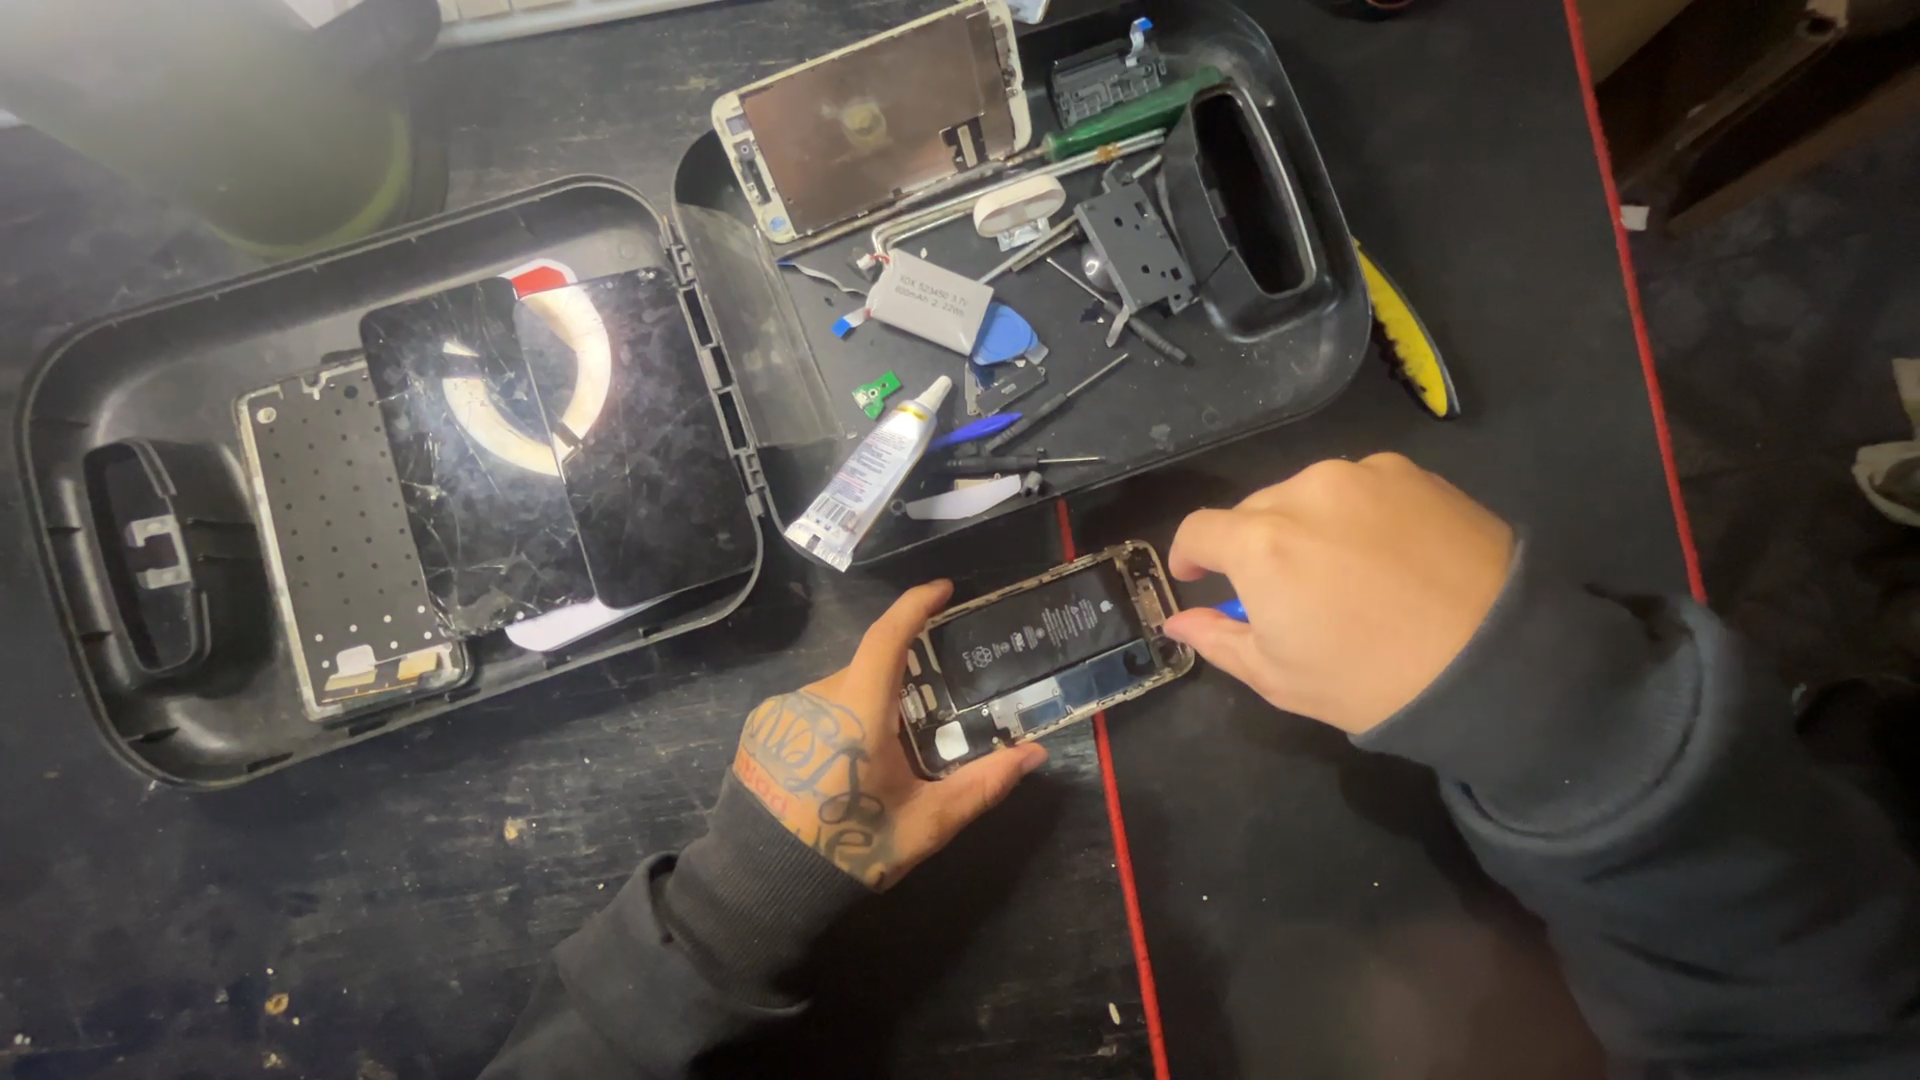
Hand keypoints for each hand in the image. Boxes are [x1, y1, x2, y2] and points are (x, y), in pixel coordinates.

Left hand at [731, 581, 1048, 888]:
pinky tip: (842, 766)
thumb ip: (983, 784)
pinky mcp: (763, 726)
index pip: (888, 638)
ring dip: (866, 706)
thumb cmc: (852, 849)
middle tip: (923, 724)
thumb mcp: (927, 822)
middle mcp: (816, 697)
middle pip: (868, 668)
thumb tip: (1034, 754)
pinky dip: (837, 721)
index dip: (916, 605)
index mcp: (858, 711)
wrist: (764, 885)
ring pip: (841, 689)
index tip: (944, 589)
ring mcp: (783, 710)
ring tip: (880, 759)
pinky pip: (812, 707)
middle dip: (898, 683)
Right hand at [1162, 454, 1513, 733]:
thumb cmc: (1371, 678)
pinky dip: (1351, 514)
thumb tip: (1178, 619)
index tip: (1196, 575)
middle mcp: (1305, 492)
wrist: (1500, 663)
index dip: (1188, 553)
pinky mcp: (1413, 474)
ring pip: (1304, 494)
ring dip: (1300, 525)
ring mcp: (1363, 476)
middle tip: (1278, 588)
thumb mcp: (1278, 675)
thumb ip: (1217, 637)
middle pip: (1251, 511)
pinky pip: (1357, 487)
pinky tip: (1380, 553)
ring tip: (1335, 569)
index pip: (1198, 529)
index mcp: (1261, 543)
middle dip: (1249, 545)